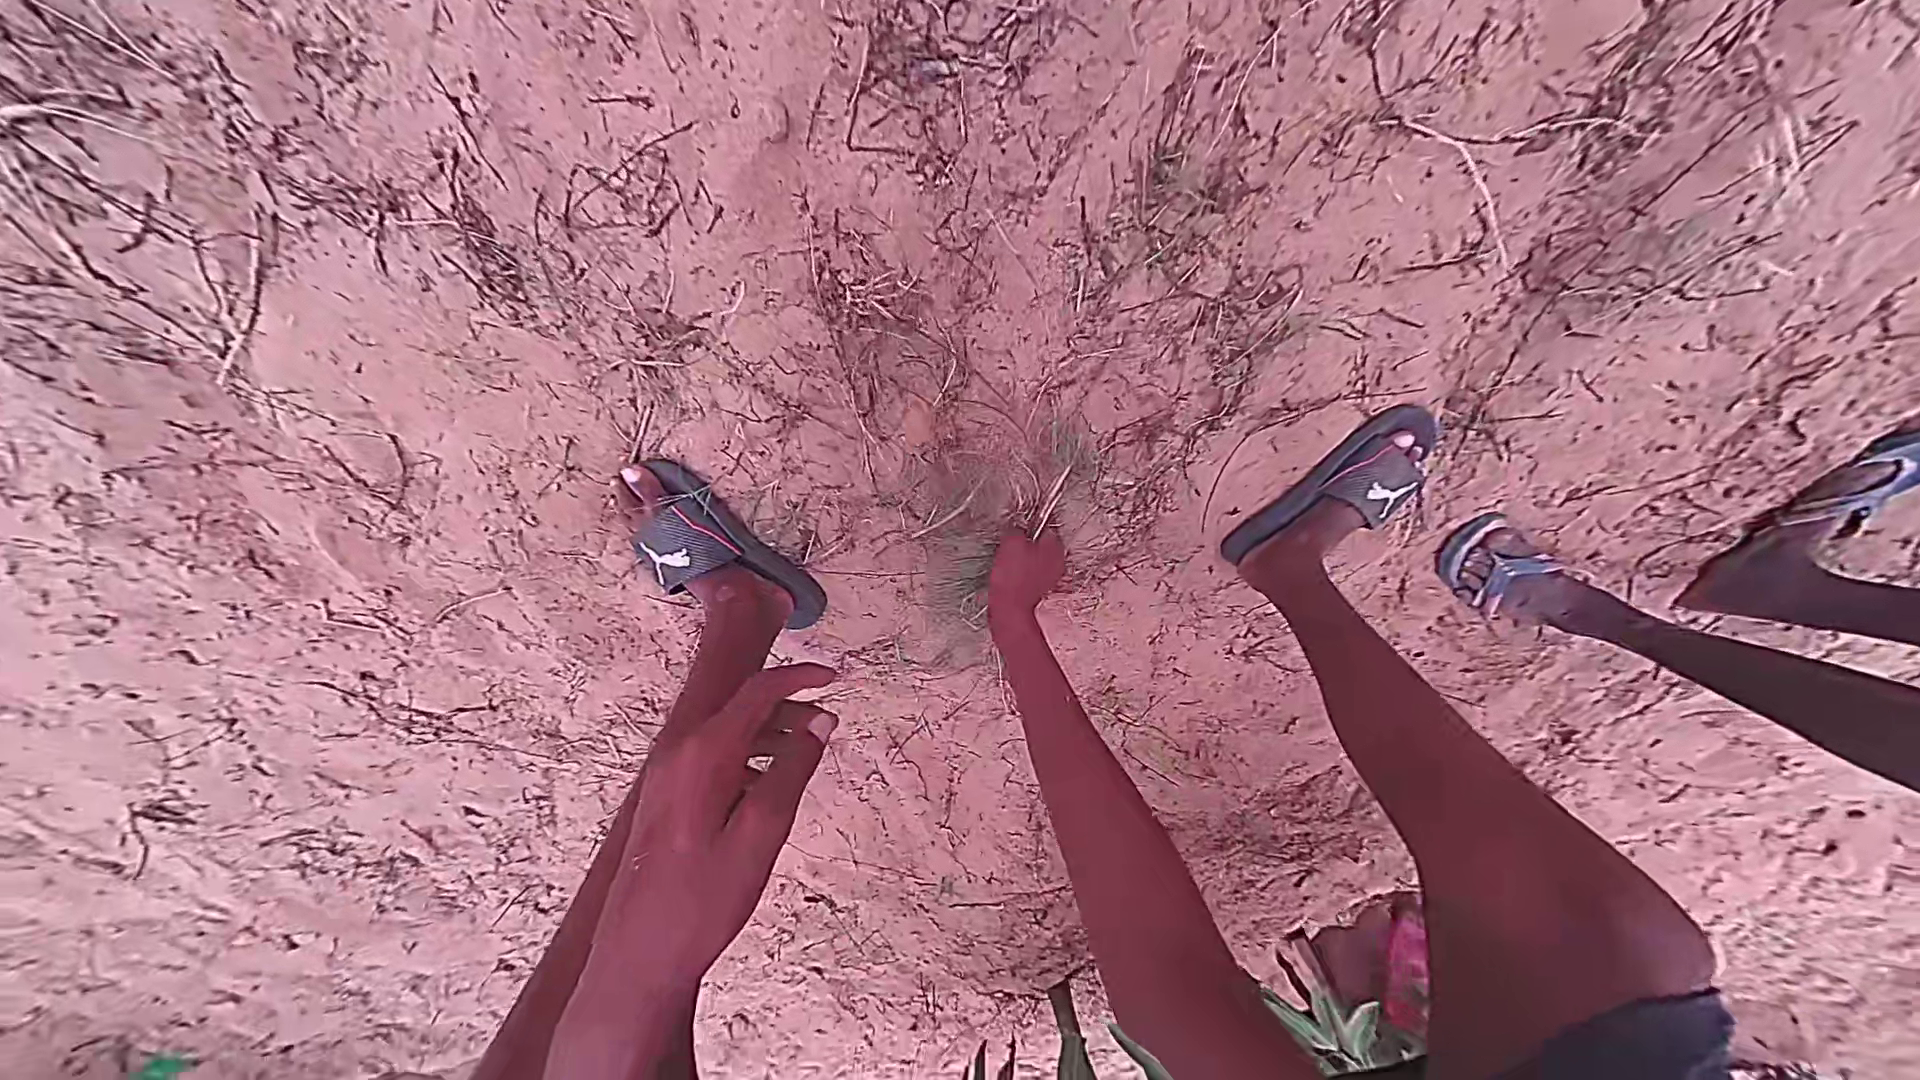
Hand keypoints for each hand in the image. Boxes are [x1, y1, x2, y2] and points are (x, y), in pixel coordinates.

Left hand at [577, 664, 838, 993]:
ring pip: (731, 732)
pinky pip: (717, 756)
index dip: (800, 677)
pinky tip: (770, 785)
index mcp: (703, 753)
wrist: (636, 962)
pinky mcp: (667, 796)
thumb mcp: (762, 833)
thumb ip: (794, 769)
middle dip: (790, 708)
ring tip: (806, 756)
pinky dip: (751, 756)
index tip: (834, 677)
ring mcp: (668, 774)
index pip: (758, 690)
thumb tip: (821, 722)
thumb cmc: (704, 901)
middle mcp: (680, 752)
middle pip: (743, 708)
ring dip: (772, 733)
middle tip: (828, 727)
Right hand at [988, 527, 1065, 620]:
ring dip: (1027, 557)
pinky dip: (1024, 571)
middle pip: (1044, 544)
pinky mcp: (1040, 588)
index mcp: (1054, 547)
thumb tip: (1018, 528)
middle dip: (1030, 542)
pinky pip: (1033, 572)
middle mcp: (1058, 562)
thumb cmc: (1013, 579)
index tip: (1022, 525)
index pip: (1047, 527)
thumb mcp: (1011, 542)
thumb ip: (1018, 529)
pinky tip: (1013, 573)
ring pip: (1039, 559)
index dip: (1031, 525)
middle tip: (1014, 542)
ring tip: (1011, 559)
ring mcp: (1050, 577)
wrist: (1009, 606)